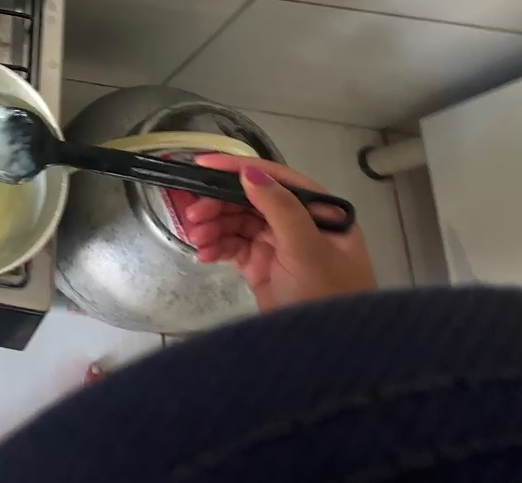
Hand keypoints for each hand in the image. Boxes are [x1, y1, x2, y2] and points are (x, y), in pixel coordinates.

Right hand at [166, 153, 375, 311]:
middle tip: (193, 215)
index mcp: (318, 212)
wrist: (328, 357)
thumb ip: (280, 208)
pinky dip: (216, 246)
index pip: (276, 178)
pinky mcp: (260, 264)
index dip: (239, 168)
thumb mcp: (306, 250)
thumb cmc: (328, 297)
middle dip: (218, 205)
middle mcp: (298, 223)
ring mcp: (278, 244)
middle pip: (249, 199)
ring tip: (197, 239)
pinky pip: (232, 244)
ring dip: (213, 226)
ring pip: (236, 221)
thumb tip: (249, 172)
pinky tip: (203, 255)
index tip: (202, 164)